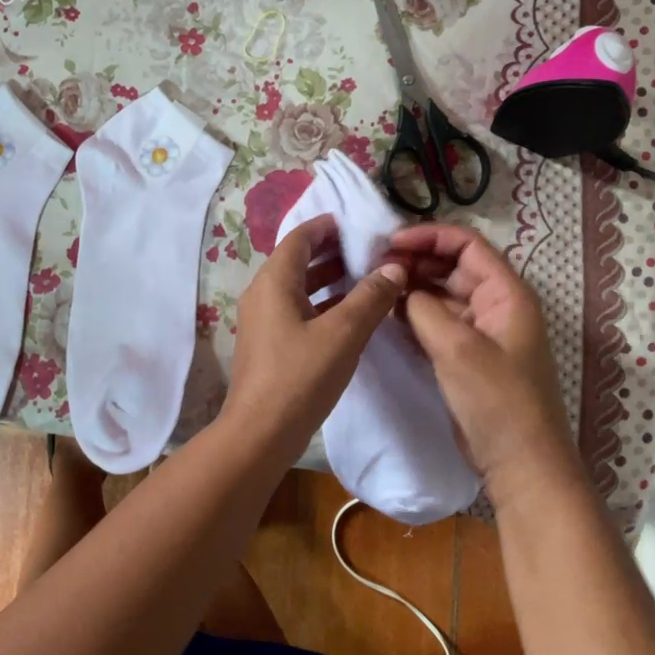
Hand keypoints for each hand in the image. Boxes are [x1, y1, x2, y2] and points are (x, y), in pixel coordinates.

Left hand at [223, 215, 407, 460]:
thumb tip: (394, 267)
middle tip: (368, 249)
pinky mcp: (269, 342)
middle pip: (297, 260)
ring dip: (328, 278)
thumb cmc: (300, 376)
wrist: (260, 431)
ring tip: (366, 276)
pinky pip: (296, 308)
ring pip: (298, 287)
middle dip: (331, 251)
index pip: (299, 238)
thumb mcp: (343, 334)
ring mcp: (263, 319)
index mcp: (273, 281)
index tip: (356, 222)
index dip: (326, 227)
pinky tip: (350, 314)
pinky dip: (321, 302)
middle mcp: (262, 293)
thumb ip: (370, 298)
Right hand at [385, 224, 581, 506]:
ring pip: (440, 292)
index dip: (427, 236)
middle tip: (371, 265)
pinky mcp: (465, 355)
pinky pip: (435, 320)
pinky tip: (383, 313)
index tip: (388, 242)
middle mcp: (495, 305)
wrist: (521, 465)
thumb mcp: (456, 346)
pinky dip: (411, 312)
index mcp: (507, 293)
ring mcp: (480, 331)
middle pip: (451, 265)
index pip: (466, 244)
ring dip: (409, 286)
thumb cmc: (497, 400)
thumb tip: (399, 285)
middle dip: (414, 259)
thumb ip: (422, 307)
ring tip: (372, 285)